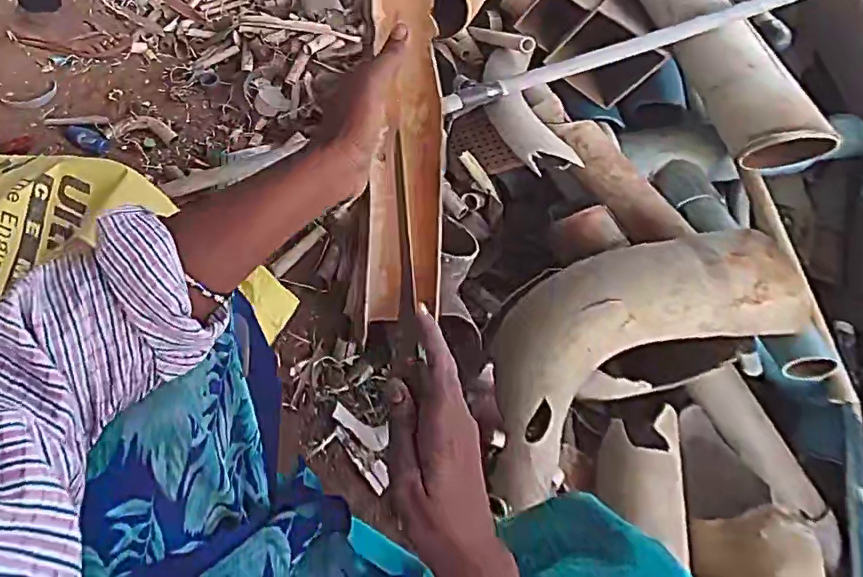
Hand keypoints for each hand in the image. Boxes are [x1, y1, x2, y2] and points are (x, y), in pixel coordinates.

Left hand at [311, 21, 412, 194]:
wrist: (343, 164)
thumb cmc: (352, 125)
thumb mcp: (376, 81)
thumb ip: (388, 57)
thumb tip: (400, 31)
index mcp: (353, 81)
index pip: (369, 59)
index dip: (384, 51)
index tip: (397, 43)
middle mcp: (349, 98)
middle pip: (369, 80)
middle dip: (383, 74)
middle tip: (398, 68)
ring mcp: (354, 120)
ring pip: (370, 102)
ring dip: (383, 98)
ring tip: (397, 94)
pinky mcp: (360, 140)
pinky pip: (374, 124)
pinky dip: (383, 121)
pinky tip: (389, 125)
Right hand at [386, 306, 517, 576]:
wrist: (471, 555)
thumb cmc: (436, 522)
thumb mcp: (404, 478)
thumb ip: (400, 427)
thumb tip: (396, 387)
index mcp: (445, 424)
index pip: (439, 365)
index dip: (430, 334)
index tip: (419, 310)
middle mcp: (460, 420)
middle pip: (438, 373)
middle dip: (413, 364)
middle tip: (391, 377)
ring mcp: (465, 429)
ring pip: (440, 388)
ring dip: (418, 383)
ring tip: (397, 400)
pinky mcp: (464, 439)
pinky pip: (443, 404)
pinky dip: (425, 398)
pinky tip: (409, 415)